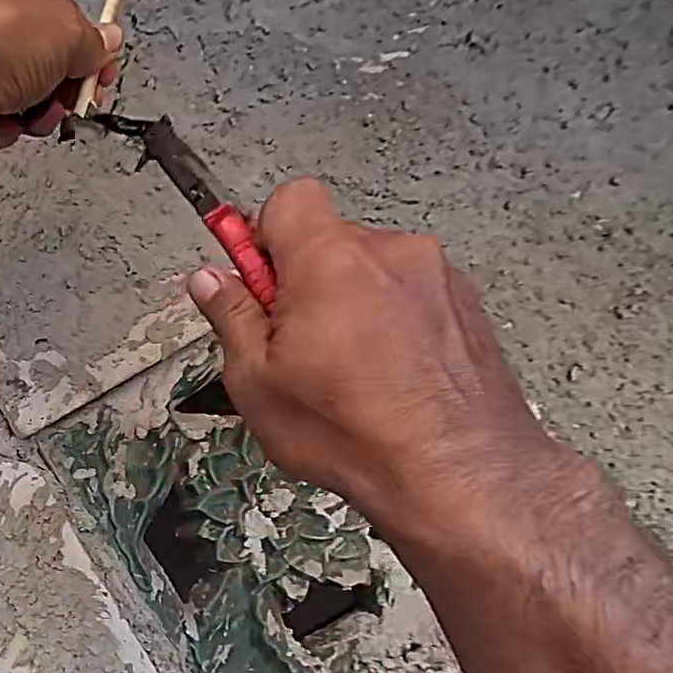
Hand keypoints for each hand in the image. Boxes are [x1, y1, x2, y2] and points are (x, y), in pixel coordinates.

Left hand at [0, 0, 121, 149]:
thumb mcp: (69, 34)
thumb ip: (92, 43)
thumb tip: (107, 43)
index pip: (63, 21)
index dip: (87, 51)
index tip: (101, 74)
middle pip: (45, 65)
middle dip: (63, 90)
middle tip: (71, 100)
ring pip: (23, 100)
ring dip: (38, 114)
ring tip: (36, 113)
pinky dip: (8, 129)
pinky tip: (5, 122)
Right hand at [186, 178, 578, 541]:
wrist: (456, 472)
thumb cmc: (350, 430)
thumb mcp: (256, 378)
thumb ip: (229, 315)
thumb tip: (208, 280)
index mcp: (330, 261)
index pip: (289, 199)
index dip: (260, 234)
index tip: (250, 275)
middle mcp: (389, 253)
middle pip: (326, 238)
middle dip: (298, 278)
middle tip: (287, 339)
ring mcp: (434, 277)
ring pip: (366, 268)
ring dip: (343, 299)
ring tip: (338, 366)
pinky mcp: (464, 304)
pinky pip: (404, 291)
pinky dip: (384, 318)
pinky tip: (378, 373)